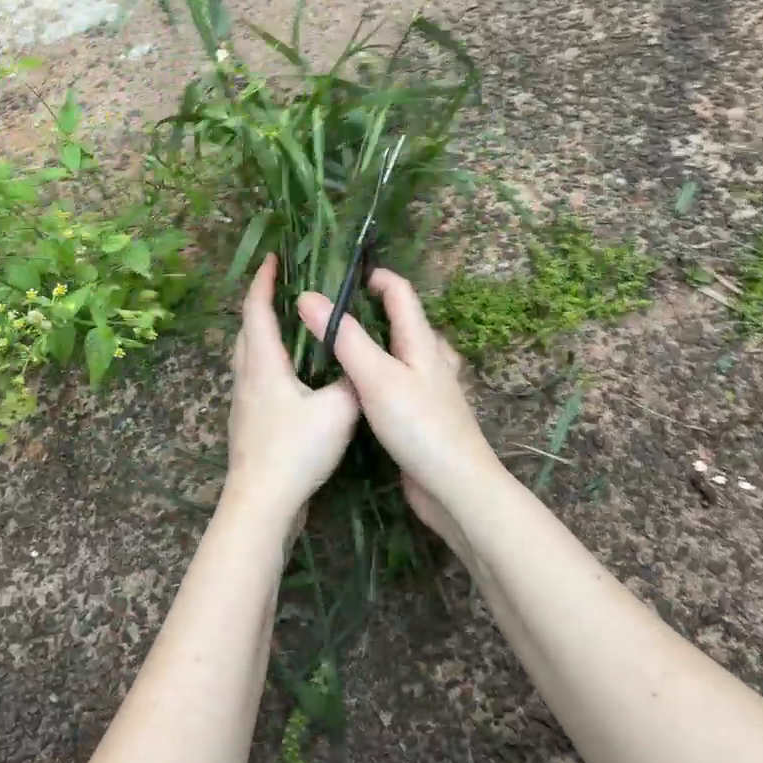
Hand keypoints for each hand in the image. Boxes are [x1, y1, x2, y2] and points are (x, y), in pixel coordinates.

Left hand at [224, 255, 359, 520]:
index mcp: (263, 364)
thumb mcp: (338, 411)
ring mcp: (242, 403)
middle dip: (261, 304)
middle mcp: (246, 377)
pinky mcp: (246, 425)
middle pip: (246, 330)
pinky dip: (266, 363)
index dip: (263, 281)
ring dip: (261, 335)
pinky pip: (253, 379)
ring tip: (289, 329)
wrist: (261, 503)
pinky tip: (289, 378)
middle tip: (284, 291)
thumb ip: (351, 382)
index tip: (274, 259)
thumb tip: (359, 369)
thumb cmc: (296, 450)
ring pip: (247, 356)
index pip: (256, 310)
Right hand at [295, 270, 504, 539]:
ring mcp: (427, 389)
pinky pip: (396, 383)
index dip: (373, 277)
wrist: (454, 488)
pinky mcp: (420, 416)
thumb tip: (308, 297)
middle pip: (400, 321)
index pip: (400, 292)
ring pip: (398, 354)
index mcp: (422, 341)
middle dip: (368, 310)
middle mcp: (428, 359)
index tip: (338, 275)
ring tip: (335, 346)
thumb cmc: (419, 426)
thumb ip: (345, 338)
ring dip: (372, 344)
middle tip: (327, 312)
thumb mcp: (377, 377)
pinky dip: (375, 375)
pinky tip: (354, 390)